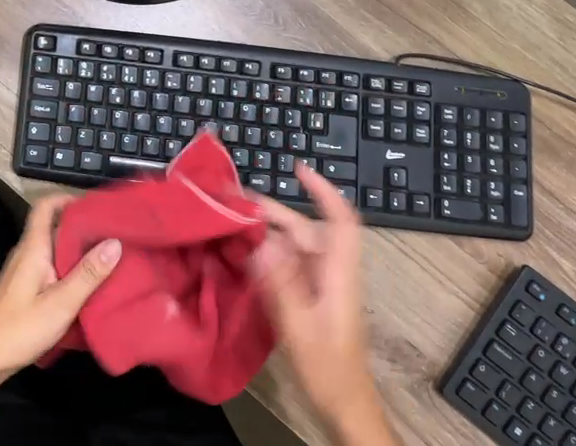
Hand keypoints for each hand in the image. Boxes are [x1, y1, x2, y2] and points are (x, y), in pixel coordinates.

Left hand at [0, 194, 121, 375]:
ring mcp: (24, 270)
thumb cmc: (22, 327)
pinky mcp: (25, 287)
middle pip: (53, 226)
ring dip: (77, 248)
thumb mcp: (61, 302)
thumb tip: (115, 242)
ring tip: (107, 255)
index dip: (67, 198)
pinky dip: (69, 266)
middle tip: (113, 233)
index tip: (95, 206)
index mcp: (33, 247)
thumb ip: (88, 273)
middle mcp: (27, 252)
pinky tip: (88, 282)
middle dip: (81, 226)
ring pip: (53, 248)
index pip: (45, 206)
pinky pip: (50, 265)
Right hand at [251, 164, 396, 444]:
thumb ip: (281, 283)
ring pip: (294, 245)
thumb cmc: (329, 369)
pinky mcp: (310, 296)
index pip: (341, 220)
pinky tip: (242, 252)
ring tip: (230, 221)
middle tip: (232, 201)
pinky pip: (287, 264)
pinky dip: (266, 253)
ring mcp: (321, 284)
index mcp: (338, 273)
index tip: (298, 169)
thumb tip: (259, 242)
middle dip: (272, 211)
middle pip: (305, 229)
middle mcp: (331, 271)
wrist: (345, 406)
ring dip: (266, 231)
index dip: (323, 191)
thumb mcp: (301, 326)